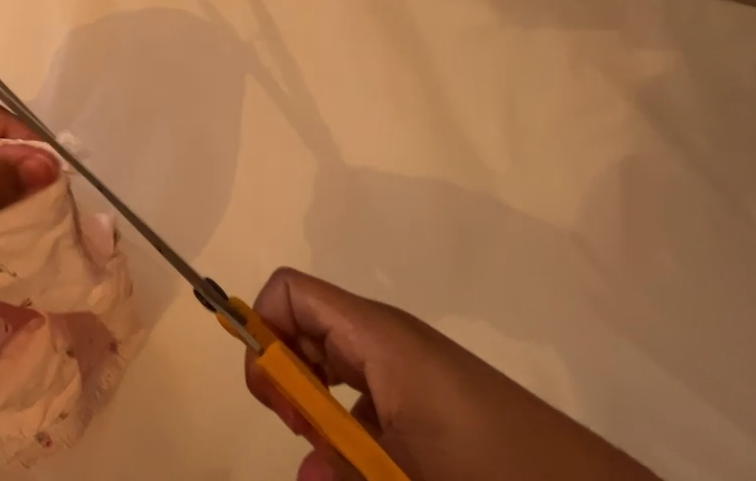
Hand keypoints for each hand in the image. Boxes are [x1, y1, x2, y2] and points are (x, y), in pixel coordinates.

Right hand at [245, 268, 658, 480]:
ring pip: (333, 362)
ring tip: (335, 463)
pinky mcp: (434, 394)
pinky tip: (373, 467)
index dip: (264, 332)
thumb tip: (305, 474)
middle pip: (303, 325)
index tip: (276, 397)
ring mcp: (412, 365)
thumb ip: (342, 467)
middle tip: (302, 433)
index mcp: (376, 335)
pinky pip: (367, 389)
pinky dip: (352, 423)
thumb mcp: (402, 471)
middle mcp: (388, 337)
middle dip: (287, 378)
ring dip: (318, 408)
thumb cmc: (492, 469)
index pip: (288, 293)